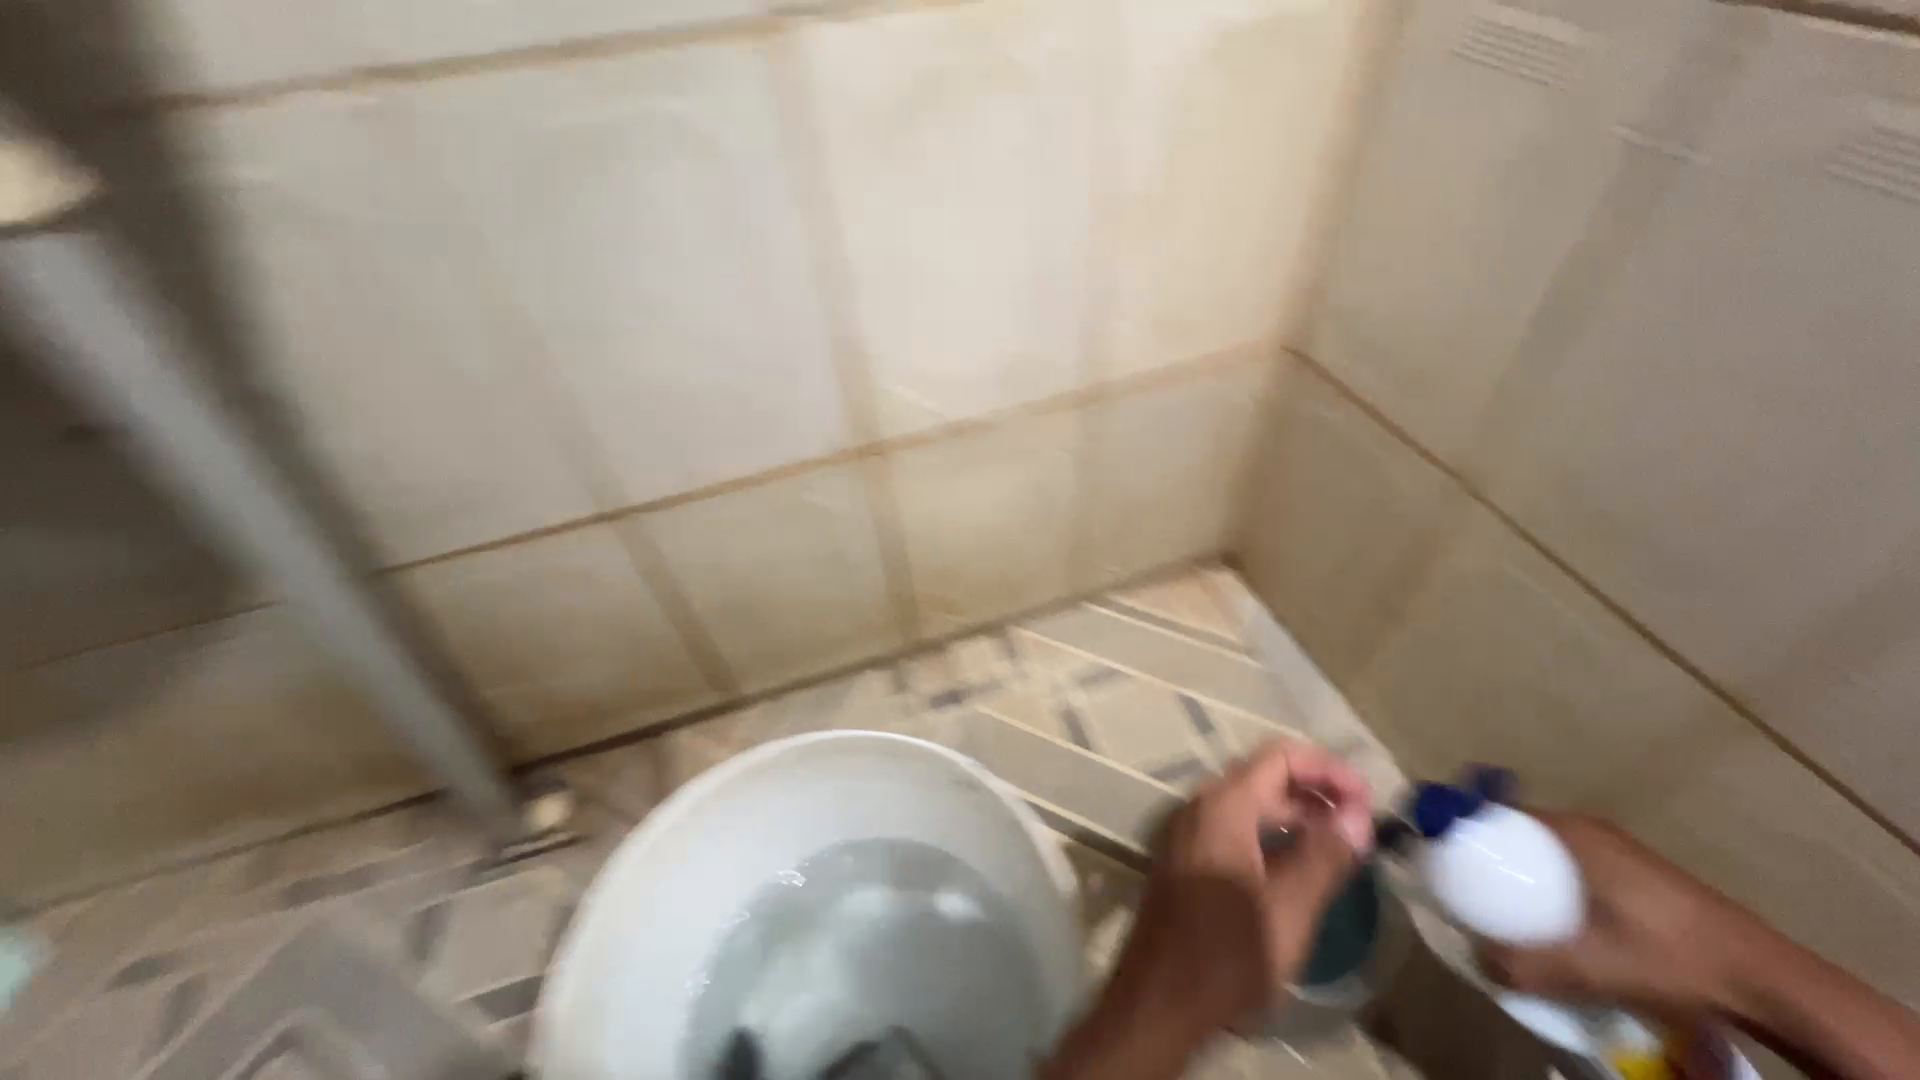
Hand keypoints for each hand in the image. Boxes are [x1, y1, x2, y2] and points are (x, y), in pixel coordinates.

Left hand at [1105, 740, 1374, 1035]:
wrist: (1158, 1001)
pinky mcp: (1185, 861)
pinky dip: (1271, 834)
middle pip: (1263, 777)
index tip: (1369, 802)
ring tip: (1341, 845)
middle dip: (1316, 792)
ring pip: (1249, 804)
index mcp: (1222, 808)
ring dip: (1296, 815)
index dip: (1328, 770)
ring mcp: (1187, 835)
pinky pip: (1234, 829)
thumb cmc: (1226, 955)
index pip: (1280, 757)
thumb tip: (1359, 815)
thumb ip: (1325, 856)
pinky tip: (1301, 866)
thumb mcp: (1289, 909)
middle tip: (1362, 824)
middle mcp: (1199, 809)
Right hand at [1478, 812, 1768, 1020]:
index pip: (1492, 812)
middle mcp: (1586, 829)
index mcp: (1570, 831)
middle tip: (1461, 892)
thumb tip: (1479, 960)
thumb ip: (1524, 964)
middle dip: (1485, 858)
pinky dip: (1546, 888)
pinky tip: (1549, 925)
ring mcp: (1612, 851)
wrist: (1765, 982)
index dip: (1458, 827)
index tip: (1431, 853)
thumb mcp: (1589, 967)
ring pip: (1542, 854)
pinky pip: (1566, 870)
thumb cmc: (1669, 955)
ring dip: (1518, 877)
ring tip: (1499, 913)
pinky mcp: (1632, 875)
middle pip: (1514, 833)